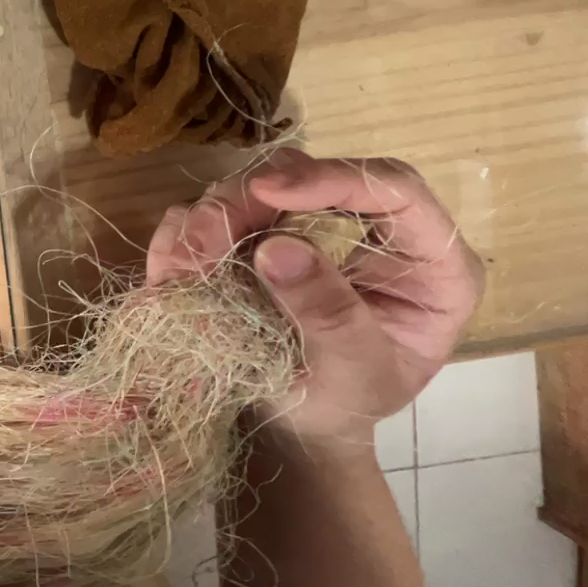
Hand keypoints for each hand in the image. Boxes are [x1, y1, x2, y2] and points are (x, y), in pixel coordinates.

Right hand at [146, 149, 483, 447]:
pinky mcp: (237, 236)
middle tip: (204, 244)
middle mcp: (355, 230)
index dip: (333, 177)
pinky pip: (198, 210)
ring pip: (241, 187)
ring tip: (185, 272)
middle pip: (298, 174)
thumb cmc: (341, 404)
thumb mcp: (355, 375)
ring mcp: (289, 227)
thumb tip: (280, 247)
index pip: (389, 188)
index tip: (269, 191)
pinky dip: (179, 236)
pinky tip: (176, 275)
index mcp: (419, 260)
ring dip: (204, 220)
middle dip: (244, 200)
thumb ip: (331, 315)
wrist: (285, 420)